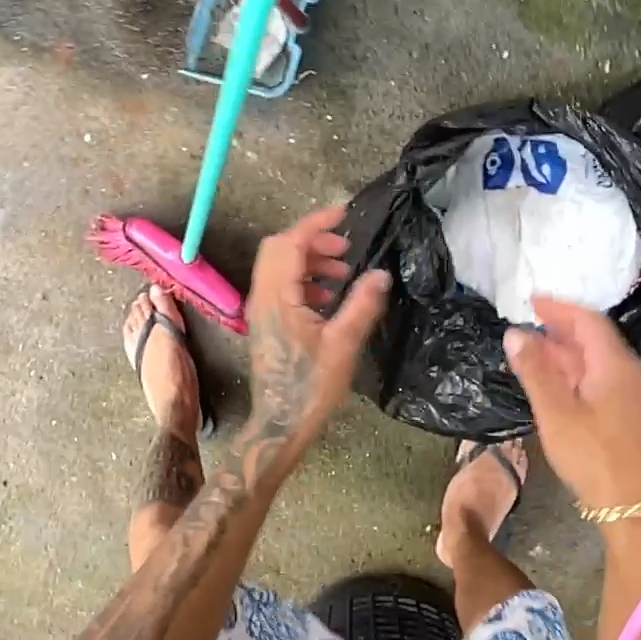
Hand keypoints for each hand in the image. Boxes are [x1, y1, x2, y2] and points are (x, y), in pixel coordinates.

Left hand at [245, 205, 391, 446]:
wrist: (280, 424)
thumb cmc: (310, 387)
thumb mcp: (343, 344)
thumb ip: (362, 304)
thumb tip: (380, 274)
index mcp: (277, 297)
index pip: (289, 243)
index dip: (315, 224)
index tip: (343, 215)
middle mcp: (262, 298)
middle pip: (279, 249)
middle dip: (312, 241)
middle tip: (345, 250)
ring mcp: (260, 312)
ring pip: (278, 268)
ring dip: (309, 262)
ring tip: (343, 274)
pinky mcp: (266, 325)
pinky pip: (280, 288)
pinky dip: (303, 281)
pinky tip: (328, 299)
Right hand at [503, 296, 640, 509]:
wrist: (637, 509)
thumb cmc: (593, 457)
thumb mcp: (555, 413)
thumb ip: (535, 371)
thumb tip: (515, 333)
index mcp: (616, 367)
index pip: (589, 322)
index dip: (560, 308)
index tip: (531, 301)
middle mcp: (634, 375)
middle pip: (598, 341)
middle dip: (562, 331)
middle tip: (530, 328)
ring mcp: (640, 398)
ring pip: (602, 363)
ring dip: (570, 354)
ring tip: (539, 356)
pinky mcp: (638, 418)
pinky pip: (608, 382)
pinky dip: (582, 374)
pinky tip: (563, 388)